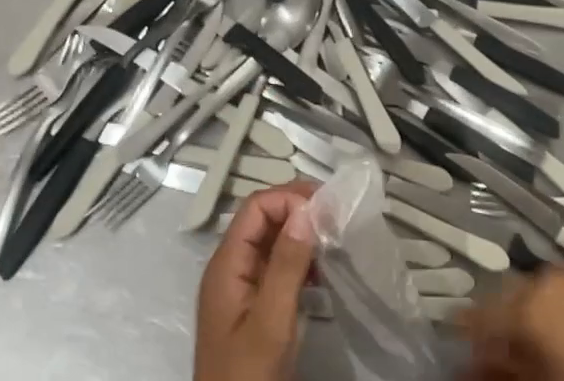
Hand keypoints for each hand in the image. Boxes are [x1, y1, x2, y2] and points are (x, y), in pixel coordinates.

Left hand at [195, 183, 317, 380]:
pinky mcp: (254, 306)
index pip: (256, 207)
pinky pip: (277, 268)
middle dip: (298, 212)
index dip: (289, 199)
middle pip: (263, 220)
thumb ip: (286, 265)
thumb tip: (305, 210)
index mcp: (227, 264)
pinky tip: (322, 272)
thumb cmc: (248, 373)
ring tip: (334, 241)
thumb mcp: (270, 321)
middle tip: (337, 219)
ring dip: (302, 235)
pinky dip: (300, 260)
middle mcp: (231, 268)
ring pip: (272, 243)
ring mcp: (241, 288)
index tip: (326, 209)